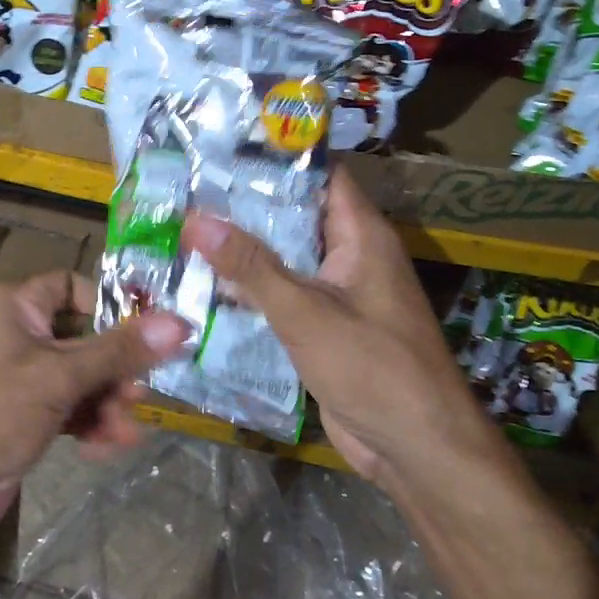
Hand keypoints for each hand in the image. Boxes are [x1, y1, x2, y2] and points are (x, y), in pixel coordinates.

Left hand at [0, 272, 187, 535]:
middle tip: (140, 397)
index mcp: (11, 305)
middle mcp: (12, 332)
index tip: (145, 335)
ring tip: (124, 434)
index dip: (107, 307)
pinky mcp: (19, 414)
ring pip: (77, 378)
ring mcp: (14, 376)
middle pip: (81, 339)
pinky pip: (64, 407)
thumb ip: (120, 351)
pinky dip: (86, 423)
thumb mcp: (61, 376)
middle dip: (114, 372)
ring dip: (105, 404)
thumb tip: (180, 322)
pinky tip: (104, 449)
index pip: (68, 286)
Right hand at [180, 167, 493, 483]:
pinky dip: (249, 290)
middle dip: (244, 206)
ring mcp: (338, 295)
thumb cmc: (373, 368)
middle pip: (295, 216)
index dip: (276, 158)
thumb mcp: (305, 312)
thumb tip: (195, 218)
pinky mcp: (324, 329)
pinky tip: (203, 288)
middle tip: (185, 191)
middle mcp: (352, 258)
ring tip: (182, 232)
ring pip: (284, 259)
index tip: (221, 148)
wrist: (416, 449)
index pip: (320, 176)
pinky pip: (283, 297)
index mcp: (362, 237)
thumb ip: (251, 265)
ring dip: (242, 251)